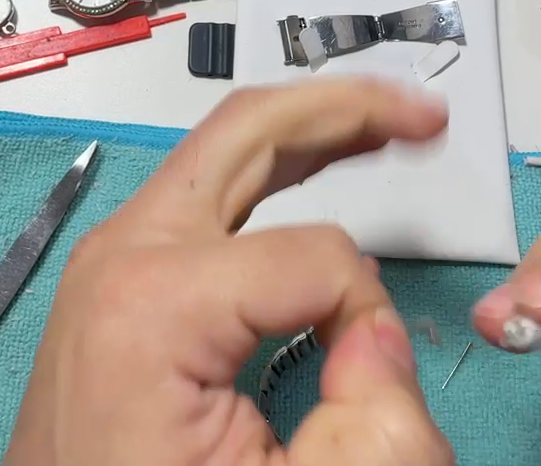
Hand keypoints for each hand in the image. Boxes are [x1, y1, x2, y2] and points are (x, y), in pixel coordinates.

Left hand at [5, 78, 455, 465]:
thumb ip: (367, 433)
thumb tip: (376, 331)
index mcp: (157, 301)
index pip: (313, 254)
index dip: (367, 312)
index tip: (365, 378)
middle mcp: (129, 244)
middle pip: (250, 130)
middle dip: (344, 108)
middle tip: (421, 114)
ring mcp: (120, 241)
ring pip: (228, 140)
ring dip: (311, 120)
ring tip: (384, 118)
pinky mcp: (124, 255)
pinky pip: (208, 180)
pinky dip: (273, 156)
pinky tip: (315, 153)